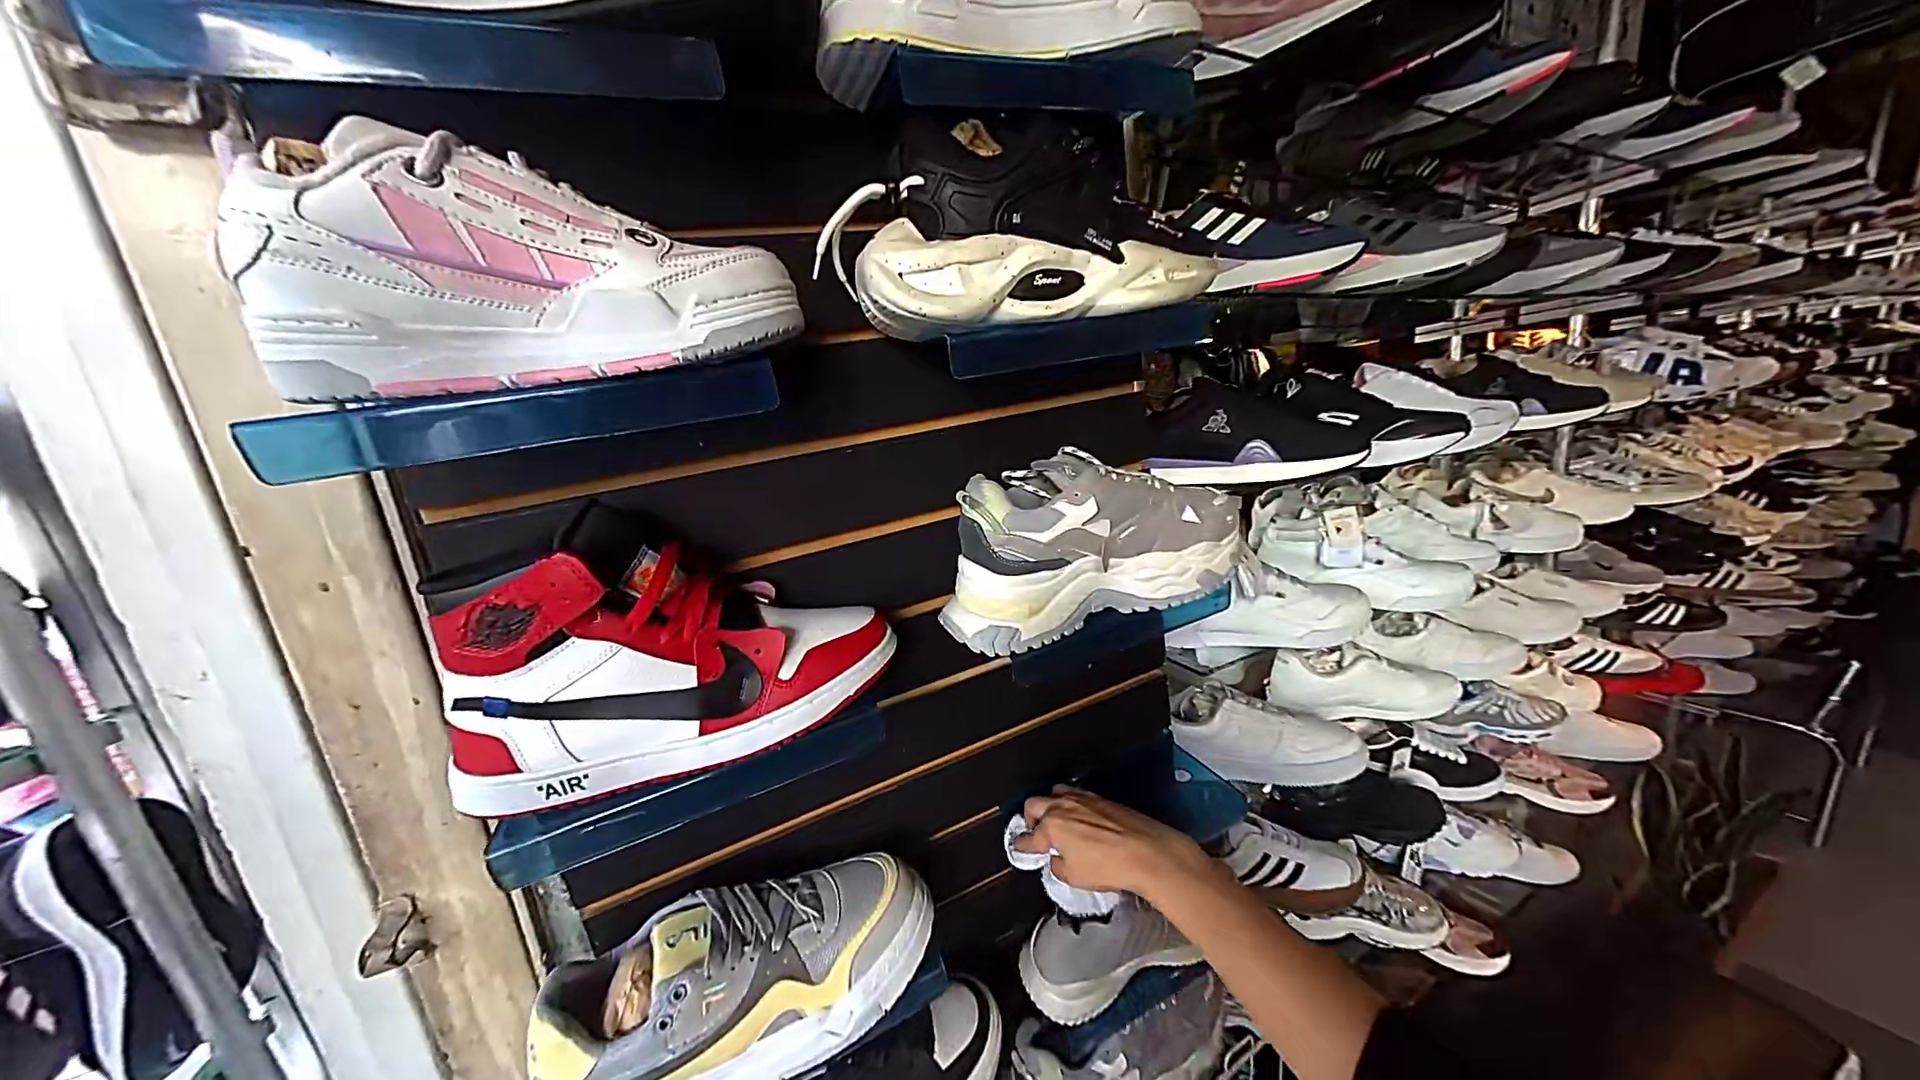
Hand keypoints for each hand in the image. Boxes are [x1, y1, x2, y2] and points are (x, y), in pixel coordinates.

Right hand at [1012, 787, 1211, 902]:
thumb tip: (1059, 861)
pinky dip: (1072, 803)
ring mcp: (1083, 799)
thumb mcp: (1074, 877)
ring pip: (1056, 792)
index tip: (1022, 847)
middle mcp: (1064, 807)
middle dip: (1031, 818)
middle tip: (1036, 832)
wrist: (1147, 853)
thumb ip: (1058, 867)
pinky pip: (1077, 793)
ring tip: (1056, 820)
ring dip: (1051, 805)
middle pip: (1034, 804)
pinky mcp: (1101, 799)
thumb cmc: (1112, 864)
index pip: (1028, 836)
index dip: (1022, 845)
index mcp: (1052, 826)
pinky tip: (1079, 817)